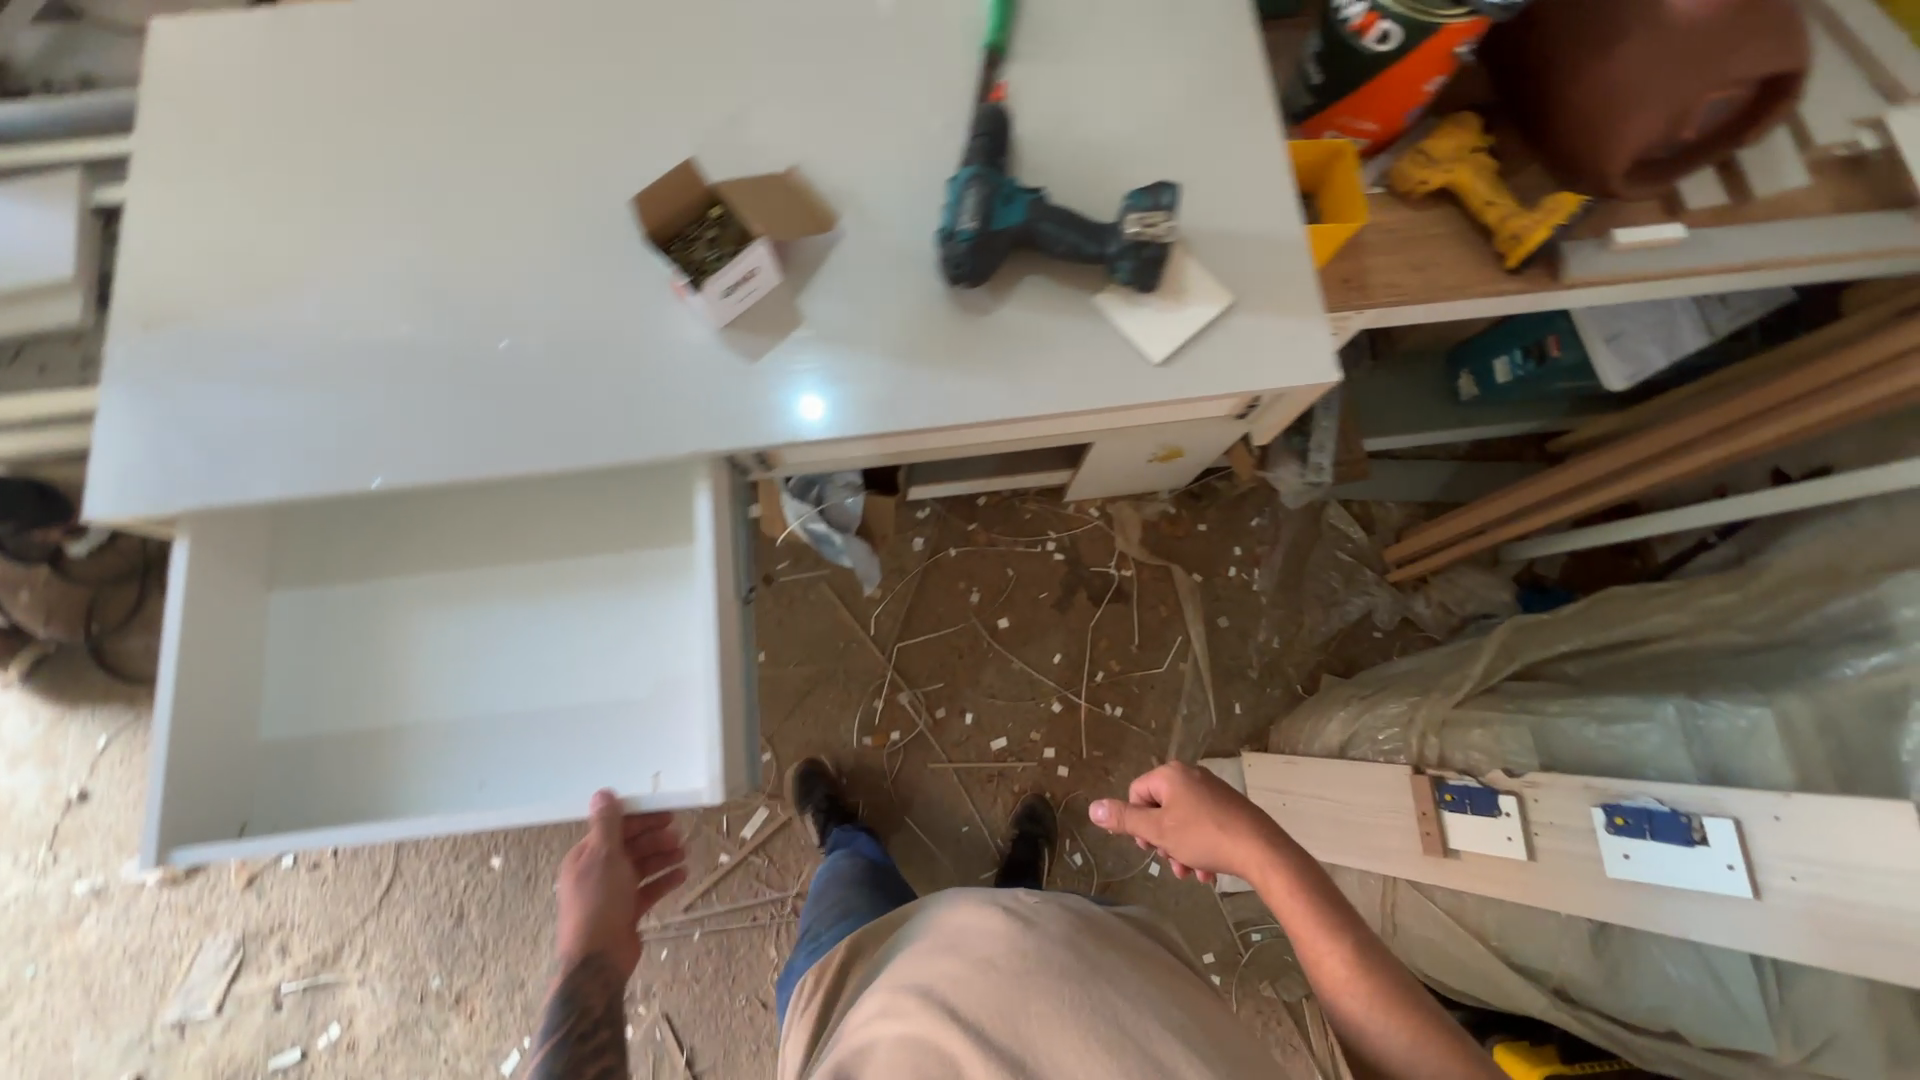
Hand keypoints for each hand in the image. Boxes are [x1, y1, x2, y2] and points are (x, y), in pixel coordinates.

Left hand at [554, 789, 687, 977]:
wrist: (598, 959)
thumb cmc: (599, 902)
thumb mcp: (603, 856)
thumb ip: (606, 824)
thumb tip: (602, 793)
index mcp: (585, 856)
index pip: (615, 828)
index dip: (640, 820)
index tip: (667, 814)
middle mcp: (597, 872)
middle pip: (630, 846)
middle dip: (654, 839)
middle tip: (678, 835)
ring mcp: (612, 893)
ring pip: (641, 867)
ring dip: (663, 857)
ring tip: (683, 854)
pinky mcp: (626, 911)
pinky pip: (649, 889)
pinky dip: (664, 881)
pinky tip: (682, 875)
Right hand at [1088, 763, 1283, 884]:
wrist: (1261, 849)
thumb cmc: (1204, 837)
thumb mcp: (1157, 831)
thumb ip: (1124, 819)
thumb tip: (1092, 808)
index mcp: (1170, 774)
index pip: (1136, 794)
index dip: (1138, 824)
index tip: (1149, 848)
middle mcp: (1191, 776)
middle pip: (1160, 809)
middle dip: (1162, 841)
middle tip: (1172, 863)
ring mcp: (1212, 791)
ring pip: (1182, 822)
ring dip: (1181, 850)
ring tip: (1192, 873)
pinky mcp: (1229, 807)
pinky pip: (1203, 825)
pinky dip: (1200, 847)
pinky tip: (1208, 871)